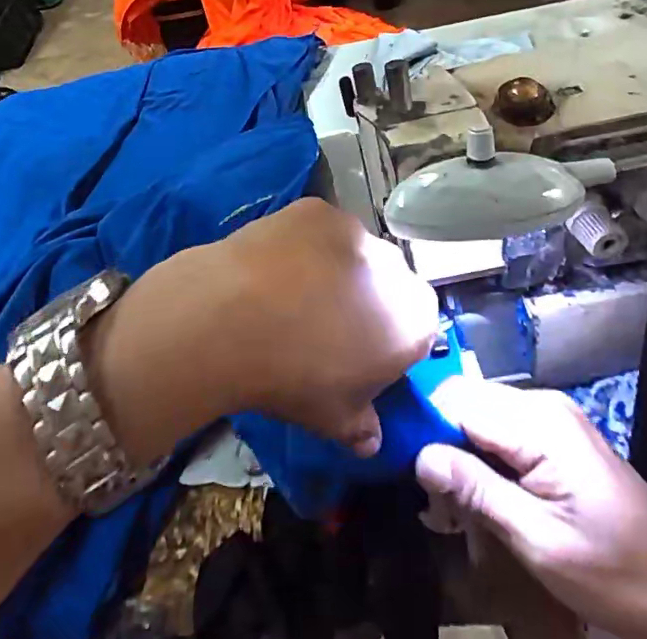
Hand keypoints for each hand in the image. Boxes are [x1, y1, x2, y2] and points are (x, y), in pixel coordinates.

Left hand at [98, 199, 435, 461]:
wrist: (230, 317)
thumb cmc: (291, 377)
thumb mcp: (332, 420)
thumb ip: (362, 428)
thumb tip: (370, 438)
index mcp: (413, 321)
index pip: (417, 330)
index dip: (387, 345)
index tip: (356, 359)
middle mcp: (394, 268)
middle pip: (388, 285)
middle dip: (365, 302)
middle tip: (321, 325)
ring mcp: (354, 231)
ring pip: (354, 253)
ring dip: (335, 269)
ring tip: (288, 292)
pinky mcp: (316, 209)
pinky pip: (318, 230)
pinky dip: (302, 244)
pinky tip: (272, 265)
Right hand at [417, 380, 646, 638]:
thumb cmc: (618, 575)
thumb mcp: (539, 541)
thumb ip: (476, 490)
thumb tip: (419, 455)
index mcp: (540, 423)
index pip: (456, 400)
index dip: (425, 429)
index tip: (406, 472)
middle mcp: (544, 407)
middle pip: (466, 406)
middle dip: (441, 448)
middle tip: (434, 506)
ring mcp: (553, 421)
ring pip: (480, 420)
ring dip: (460, 460)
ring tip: (453, 513)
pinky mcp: (558, 440)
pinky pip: (503, 435)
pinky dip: (484, 464)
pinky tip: (481, 503)